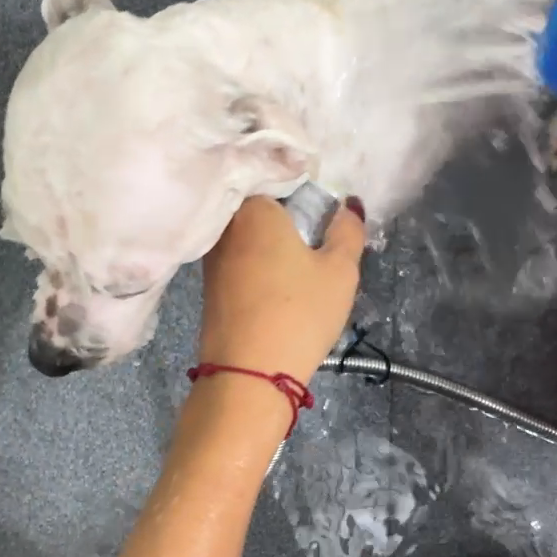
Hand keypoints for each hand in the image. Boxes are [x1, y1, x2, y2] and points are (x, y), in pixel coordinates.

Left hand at [199, 197, 366, 384]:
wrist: (249, 375)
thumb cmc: (299, 314)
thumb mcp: (340, 272)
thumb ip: (348, 232)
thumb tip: (348, 206)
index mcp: (255, 208)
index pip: (282, 181)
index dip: (307, 197)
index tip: (324, 220)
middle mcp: (225, 226)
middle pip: (263, 212)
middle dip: (287, 224)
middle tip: (315, 250)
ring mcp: (211, 259)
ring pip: (249, 242)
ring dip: (271, 251)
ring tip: (298, 275)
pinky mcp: (208, 290)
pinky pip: (239, 267)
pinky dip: (257, 273)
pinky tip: (275, 294)